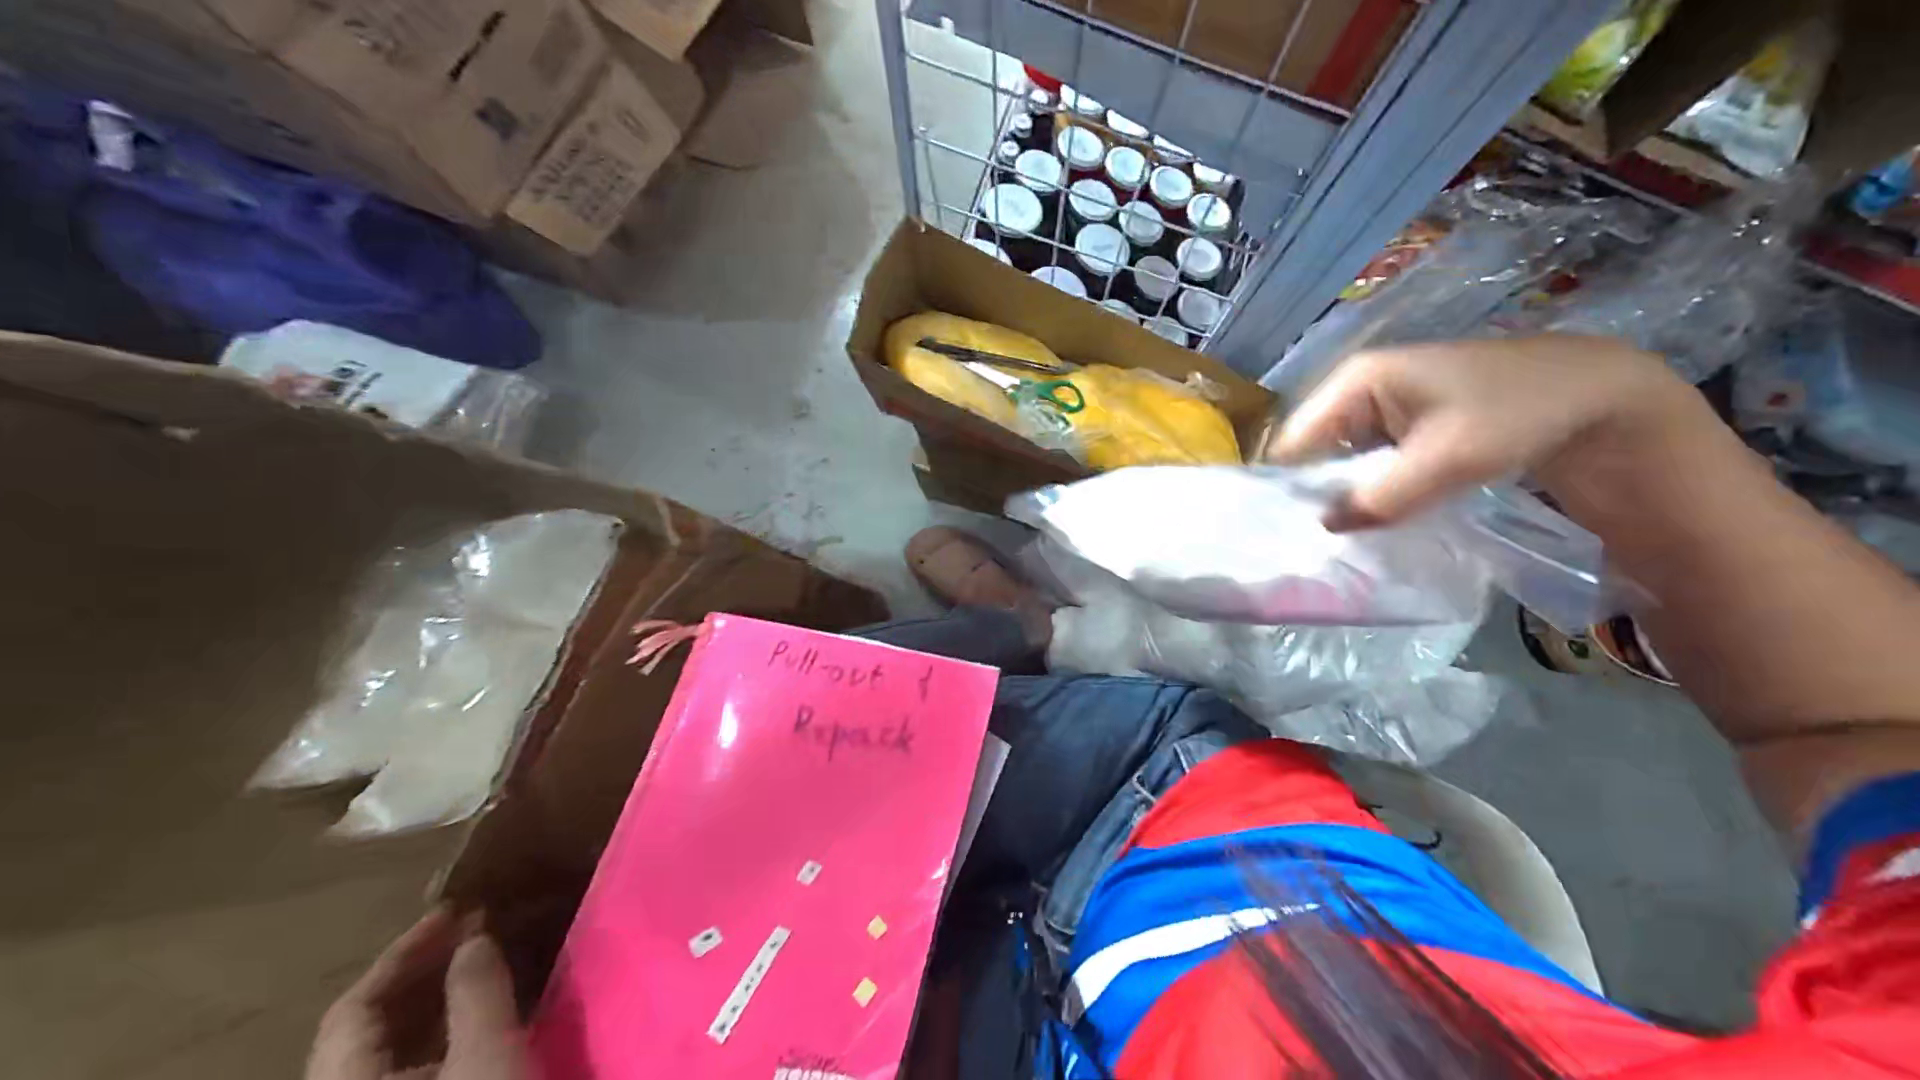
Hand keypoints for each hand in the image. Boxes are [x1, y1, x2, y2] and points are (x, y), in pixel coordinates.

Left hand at [307, 908, 530, 1079]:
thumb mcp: (488, 1055)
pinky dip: (439, 1032)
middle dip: (420, 972)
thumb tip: (474, 936)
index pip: (352, 1008)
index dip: (403, 952)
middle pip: (365, 1028)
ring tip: (479, 962)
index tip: (454, 910)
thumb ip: (477, 992)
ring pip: (387, 1051)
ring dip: (433, 1000)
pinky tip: (476, 1015)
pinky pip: (408, 1069)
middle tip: (473, 929)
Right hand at [1259, 335, 1698, 527]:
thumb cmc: (1518, 413)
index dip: (1289, 486)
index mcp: (1355, 380)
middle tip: (1321, 540)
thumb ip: (1380, 497)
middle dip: (1316, 493)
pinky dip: (1369, 489)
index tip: (1295, 531)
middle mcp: (1357, 388)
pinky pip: (1367, 461)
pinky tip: (1377, 515)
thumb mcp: (1447, 460)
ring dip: (1345, 494)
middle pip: (1312, 450)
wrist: (1601, 393)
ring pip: (1339, 459)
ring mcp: (1380, 404)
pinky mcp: (1403, 423)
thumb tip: (1324, 527)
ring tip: (1347, 533)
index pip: (1293, 440)